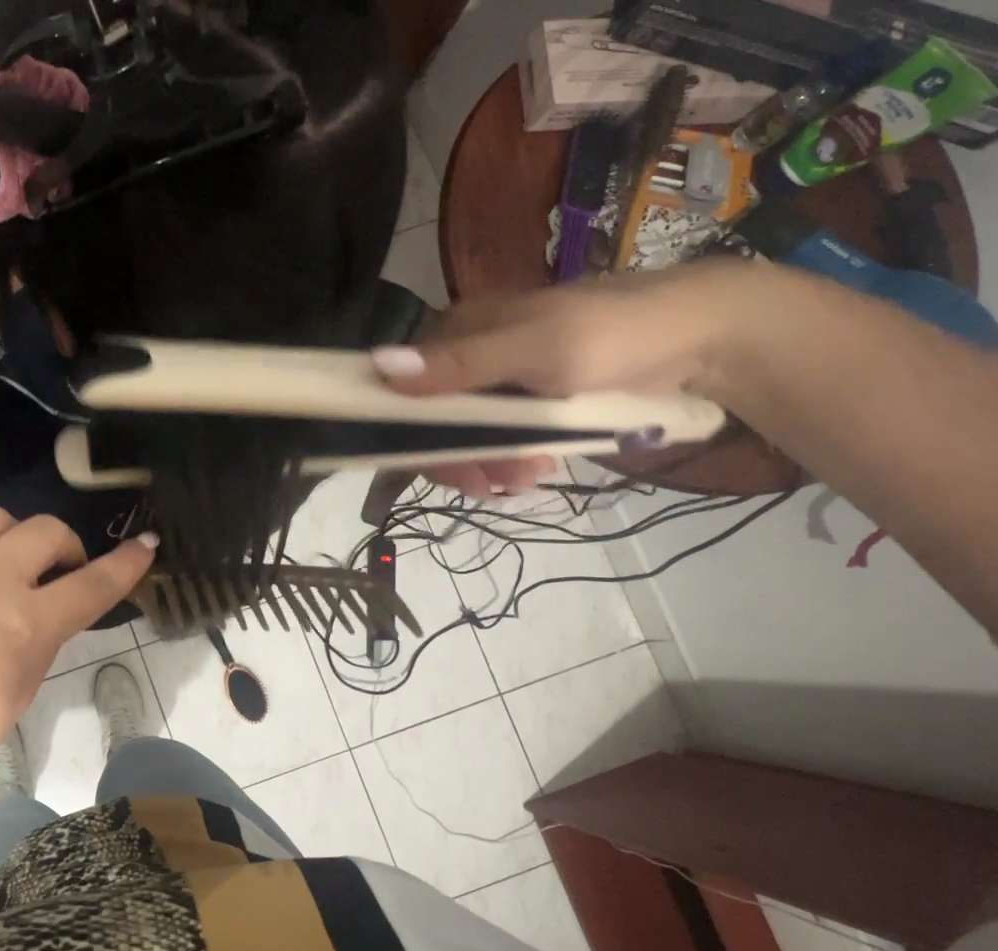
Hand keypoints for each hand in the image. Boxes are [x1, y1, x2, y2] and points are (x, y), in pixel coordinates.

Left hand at [0, 510, 156, 829]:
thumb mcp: (11, 700)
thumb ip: (41, 641)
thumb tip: (55, 602)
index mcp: (16, 628)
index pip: (88, 585)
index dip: (124, 566)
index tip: (144, 549)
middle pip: (45, 531)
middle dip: (64, 549)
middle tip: (57, 574)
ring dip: (11, 542)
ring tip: (0, 572)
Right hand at [373, 260, 781, 495]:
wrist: (708, 336)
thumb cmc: (618, 333)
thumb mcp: (537, 349)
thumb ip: (460, 365)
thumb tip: (378, 364)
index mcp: (458, 331)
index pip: (398, 389)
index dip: (407, 433)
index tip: (442, 466)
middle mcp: (467, 355)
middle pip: (429, 420)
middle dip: (458, 456)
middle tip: (496, 483)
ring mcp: (500, 380)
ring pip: (464, 435)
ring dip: (488, 464)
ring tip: (530, 478)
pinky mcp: (531, 400)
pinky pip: (499, 438)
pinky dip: (511, 460)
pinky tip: (537, 469)